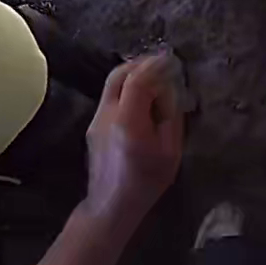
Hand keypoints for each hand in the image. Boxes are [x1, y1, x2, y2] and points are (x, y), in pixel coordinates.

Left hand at [82, 54, 183, 225]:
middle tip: (160, 62)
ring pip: (111, 84)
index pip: (138, 80)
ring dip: (132, 74)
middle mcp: (107, 114)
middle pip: (118, 75)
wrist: (111, 205)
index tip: (170, 59)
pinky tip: (142, 97)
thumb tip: (170, 92)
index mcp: (128, 120)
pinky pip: (110, 96)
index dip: (154, 65)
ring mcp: (97, 119)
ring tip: (154, 77)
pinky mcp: (94, 126)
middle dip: (140, 63)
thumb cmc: (147, 180)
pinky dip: (126, 87)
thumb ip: (171, 117)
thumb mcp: (171, 151)